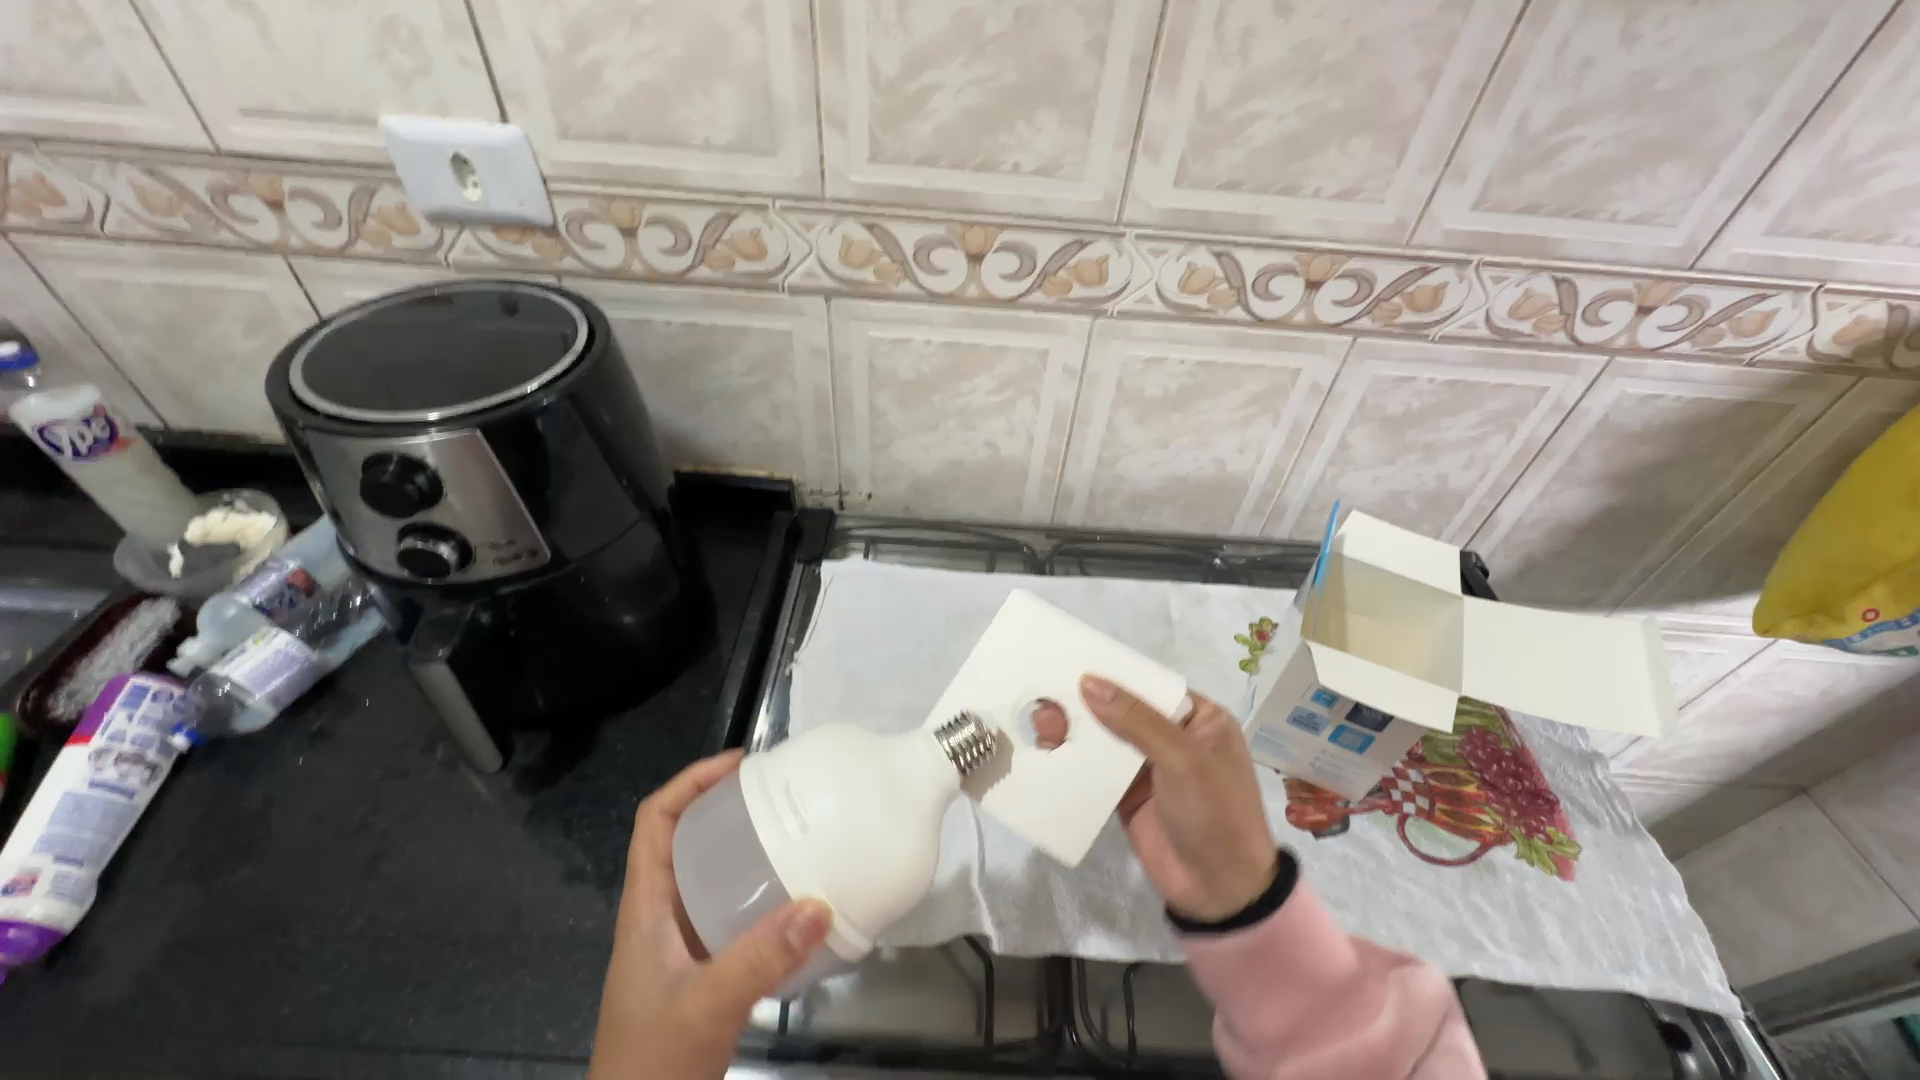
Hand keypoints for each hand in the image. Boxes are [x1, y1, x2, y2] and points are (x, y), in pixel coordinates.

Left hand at [588, 751, 832, 1079]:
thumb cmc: (650, 1064)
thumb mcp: (705, 1006)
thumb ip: (760, 959)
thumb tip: (821, 904)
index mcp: (645, 908)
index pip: (655, 821)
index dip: (691, 782)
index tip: (741, 765)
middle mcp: (660, 917)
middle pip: (685, 840)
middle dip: (727, 808)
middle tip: (782, 796)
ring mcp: (679, 946)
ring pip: (710, 878)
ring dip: (747, 853)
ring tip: (797, 837)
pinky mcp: (701, 972)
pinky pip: (730, 916)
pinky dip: (760, 900)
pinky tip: (797, 909)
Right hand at [1036, 679, 1277, 920]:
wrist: (1219, 891)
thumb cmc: (1215, 814)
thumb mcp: (1182, 759)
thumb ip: (1136, 720)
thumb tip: (1089, 682)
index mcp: (1201, 720)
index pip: (1152, 686)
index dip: (1115, 675)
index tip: (1072, 661)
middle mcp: (1175, 738)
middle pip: (1124, 711)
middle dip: (1086, 703)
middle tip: (1045, 692)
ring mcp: (1149, 769)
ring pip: (1106, 740)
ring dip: (1075, 730)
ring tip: (1039, 721)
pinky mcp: (1127, 797)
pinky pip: (1096, 771)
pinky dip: (1073, 760)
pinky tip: (1046, 748)